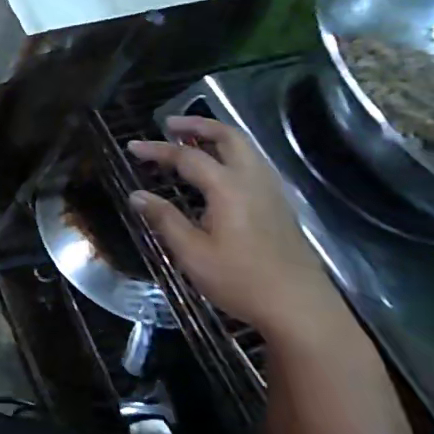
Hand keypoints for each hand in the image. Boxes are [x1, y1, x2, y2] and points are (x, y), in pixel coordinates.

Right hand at [126, 116, 348, 340]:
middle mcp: (253, 181)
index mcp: (228, 188)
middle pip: (228, 137)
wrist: (301, 309)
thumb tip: (138, 195)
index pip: (187, 157)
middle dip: (198, 125)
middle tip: (170, 124)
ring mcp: (271, 192)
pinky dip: (231, 153)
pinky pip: (253, 164)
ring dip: (217, 137)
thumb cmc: (241, 281)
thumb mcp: (192, 253)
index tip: (132, 146)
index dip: (157, 150)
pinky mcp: (280, 207)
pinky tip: (219, 171)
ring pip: (246, 149)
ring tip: (191, 140)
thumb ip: (164, 219)